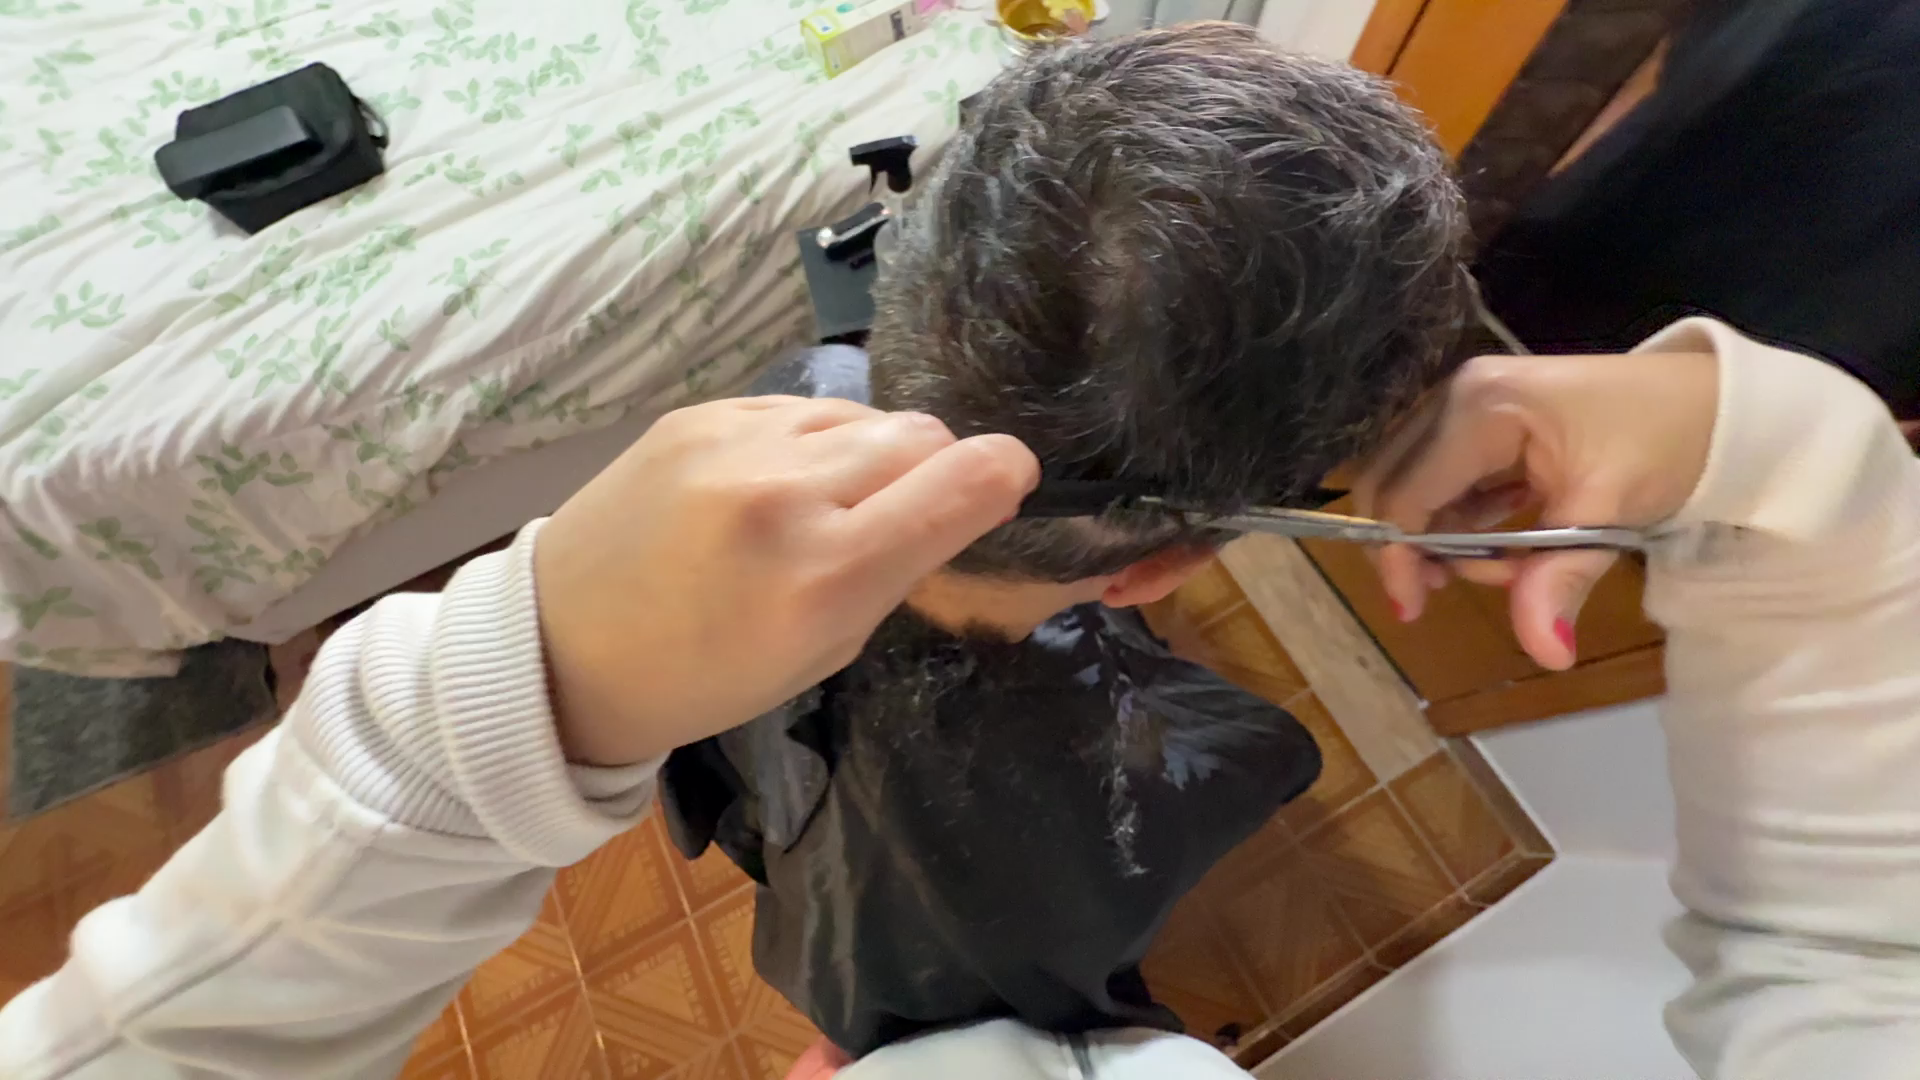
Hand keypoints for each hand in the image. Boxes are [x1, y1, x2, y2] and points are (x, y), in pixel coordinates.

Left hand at [534, 397, 1038, 764]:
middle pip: (922, 434)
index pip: (963, 483)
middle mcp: (786, 492)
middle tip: (904, 508)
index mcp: (826, 577)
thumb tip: (947, 497)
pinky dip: (817, 441)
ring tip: (831, 497)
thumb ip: (896, 567)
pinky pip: (803, 408)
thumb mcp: (826, 647)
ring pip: (867, 413)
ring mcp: (736, 440)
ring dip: (875, 453)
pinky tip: (778, 480)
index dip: (1007, 473)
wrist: (562, 646)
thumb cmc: (707, 676)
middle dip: (940, 466)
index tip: (1010, 481)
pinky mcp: (699, 412)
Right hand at [1355, 349, 1717, 669]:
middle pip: (1389, 485)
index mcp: (1481, 408)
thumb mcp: (1613, 512)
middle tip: (1442, 589)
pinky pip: (1431, 477)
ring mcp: (1456, 403)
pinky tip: (1492, 537)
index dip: (1398, 554)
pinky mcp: (1467, 418)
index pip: (1406, 493)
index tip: (1410, 608)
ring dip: (1432, 535)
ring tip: (1495, 566)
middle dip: (1408, 545)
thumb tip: (1545, 655)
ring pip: (1405, 484)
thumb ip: (1561, 577)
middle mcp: (1451, 398)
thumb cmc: (1676, 443)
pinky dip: (1450, 518)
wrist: (1727, 402)